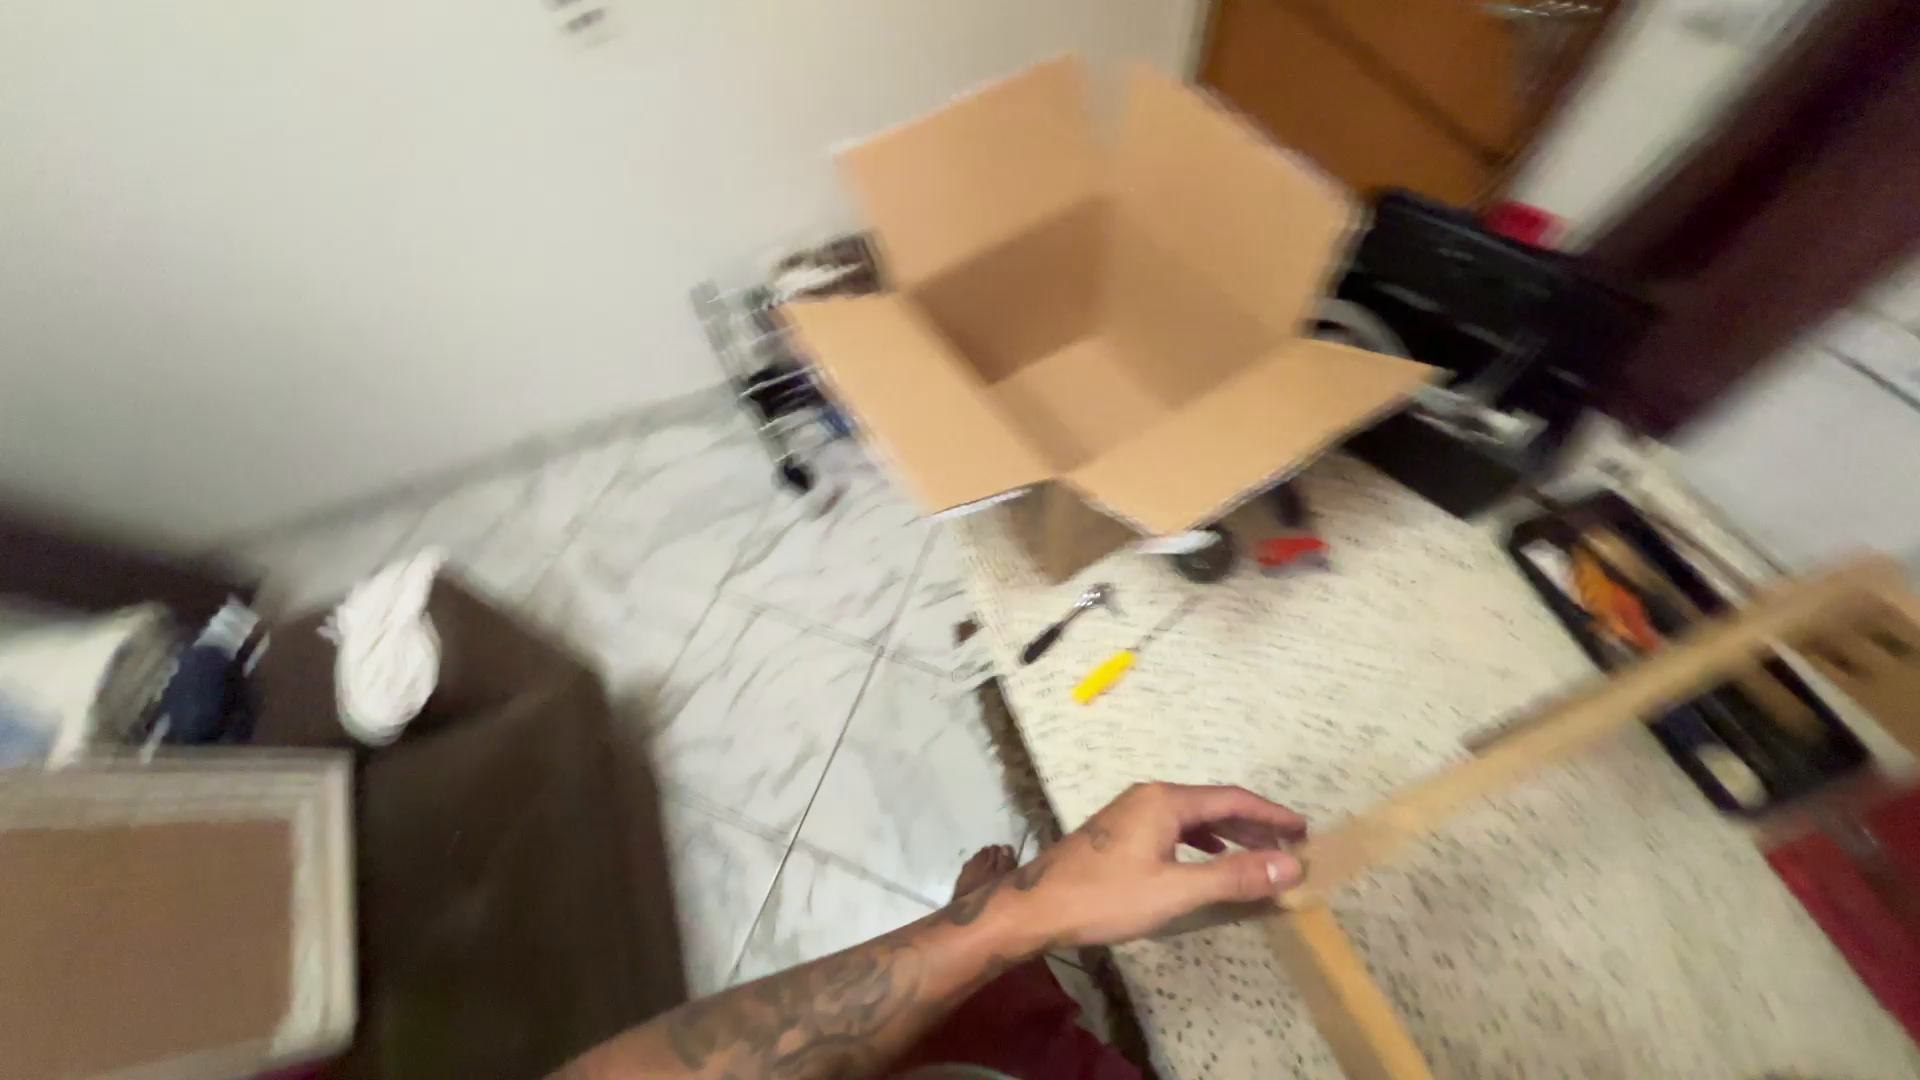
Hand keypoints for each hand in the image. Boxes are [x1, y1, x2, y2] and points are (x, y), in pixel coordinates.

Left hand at [985, 782, 1307, 951]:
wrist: (1040, 903)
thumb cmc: (1108, 896)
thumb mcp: (1176, 891)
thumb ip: (1233, 876)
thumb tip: (1290, 864)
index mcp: (1164, 800)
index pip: (1230, 799)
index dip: (1270, 814)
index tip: (1305, 830)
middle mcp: (1150, 796)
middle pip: (1213, 805)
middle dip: (1253, 825)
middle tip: (1291, 848)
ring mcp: (1132, 811)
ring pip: (1193, 817)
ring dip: (1228, 835)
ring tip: (1261, 858)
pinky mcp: (1122, 830)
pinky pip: (1175, 828)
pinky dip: (1202, 842)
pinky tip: (1210, 859)